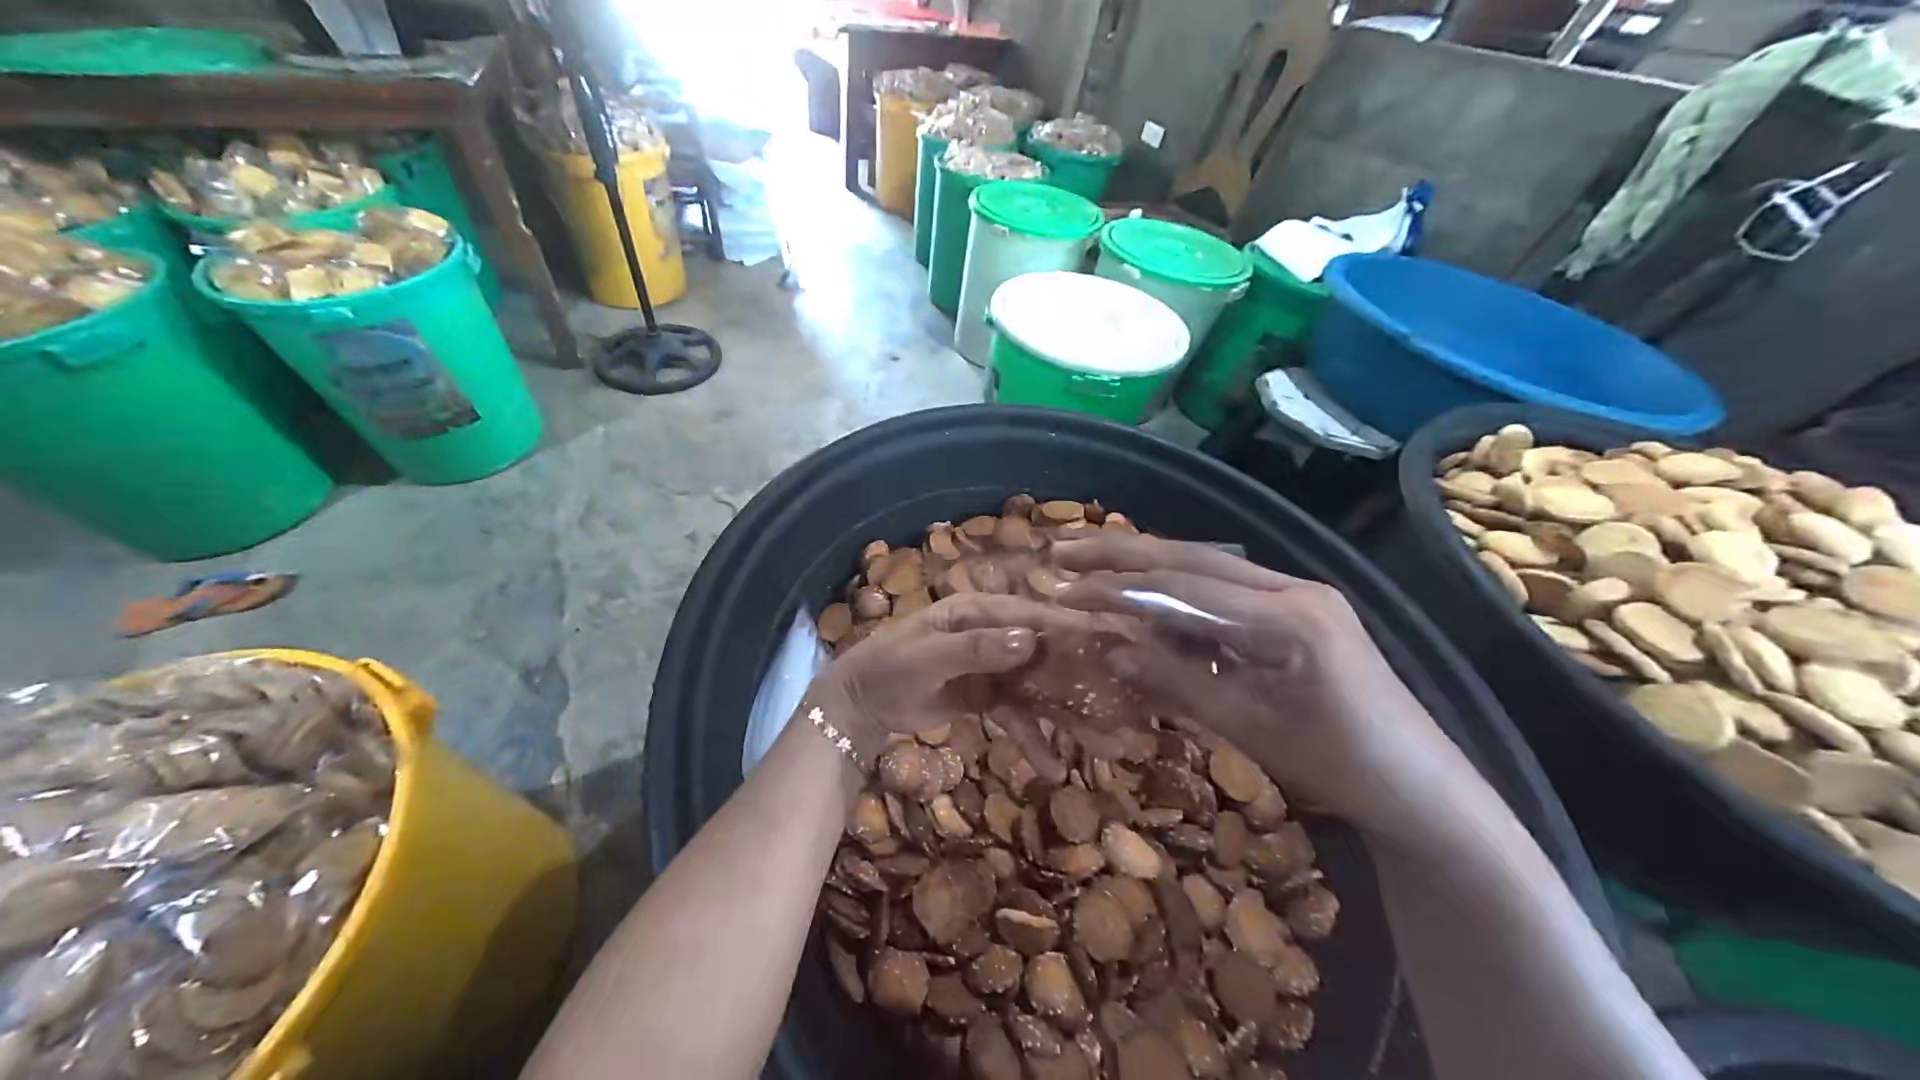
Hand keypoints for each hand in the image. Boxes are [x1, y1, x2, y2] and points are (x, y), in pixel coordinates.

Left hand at [803, 593, 1121, 766]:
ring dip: (1064, 714)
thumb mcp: (928, 656)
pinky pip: (1016, 713)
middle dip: (1078, 679)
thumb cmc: (888, 666)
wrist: (858, 702)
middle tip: (1122, 703)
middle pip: (1043, 653)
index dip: (1070, 630)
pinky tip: (1052, 765)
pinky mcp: (986, 696)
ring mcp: (991, 667)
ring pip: (1036, 687)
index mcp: (977, 611)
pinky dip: (1032, 737)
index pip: (1032, 616)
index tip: (1111, 645)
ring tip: (1101, 745)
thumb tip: (1030, 640)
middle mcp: (992, 634)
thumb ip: (976, 649)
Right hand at [1054, 534, 1472, 834]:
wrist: (1422, 790)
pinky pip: (1227, 593)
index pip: (1183, 589)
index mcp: (1286, 616)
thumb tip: (1110, 649)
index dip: (1118, 588)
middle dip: (1123, 554)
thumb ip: (1176, 680)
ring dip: (1149, 570)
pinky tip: (1149, 607)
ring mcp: (1298, 594)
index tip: (1065, 587)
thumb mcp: (1247, 726)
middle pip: (1192, 559)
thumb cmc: (1338, 766)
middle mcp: (1292, 588)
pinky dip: (1181, 598)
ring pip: (1207, 569)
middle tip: (1065, 548)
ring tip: (1093, 568)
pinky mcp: (1298, 611)